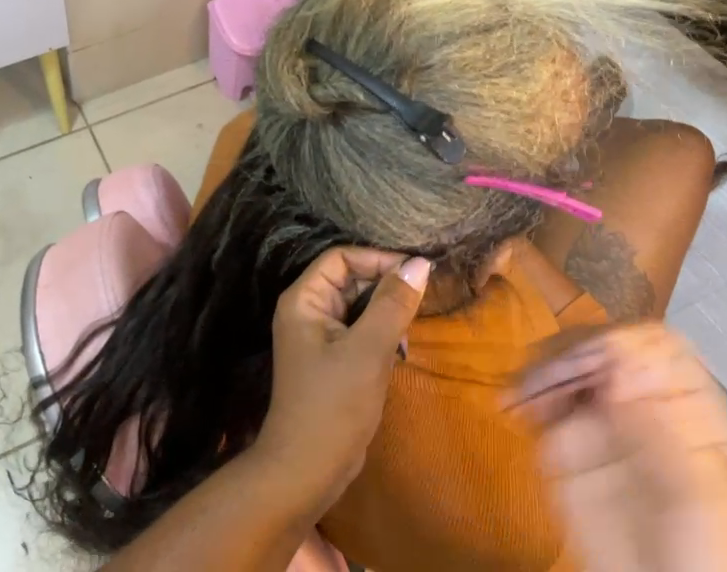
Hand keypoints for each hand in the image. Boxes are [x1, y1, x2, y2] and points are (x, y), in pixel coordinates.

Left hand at [250, 247, 430, 516]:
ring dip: (386, 312)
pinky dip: (380, 334)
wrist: (308, 467)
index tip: (416, 273)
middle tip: (423, 299)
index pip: (340, 258)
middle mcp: (306, 311)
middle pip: (349, 279)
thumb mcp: (369, 350)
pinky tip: (401, 348)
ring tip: (412, 326)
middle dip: (385, 285)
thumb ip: (392, 304)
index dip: (377, 259)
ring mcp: (317, 337)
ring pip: (357, 307)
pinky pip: (358, 331)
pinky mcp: (331, 360)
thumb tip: (419, 263)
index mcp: (303, 299)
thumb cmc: (334, 403)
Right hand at [512, 324, 726, 571]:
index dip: (624, 344)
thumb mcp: (701, 494)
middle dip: (571, 352)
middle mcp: (639, 407)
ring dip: (540, 368)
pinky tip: (513, 403)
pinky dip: (520, 393)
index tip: (597, 362)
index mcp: (685, 410)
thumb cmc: (708, 559)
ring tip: (523, 389)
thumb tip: (620, 355)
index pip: (655, 347)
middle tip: (550, 374)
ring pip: (564, 369)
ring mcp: (599, 426)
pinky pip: (539, 405)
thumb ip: (662, 425)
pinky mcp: (564, 448)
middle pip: (600, 349)